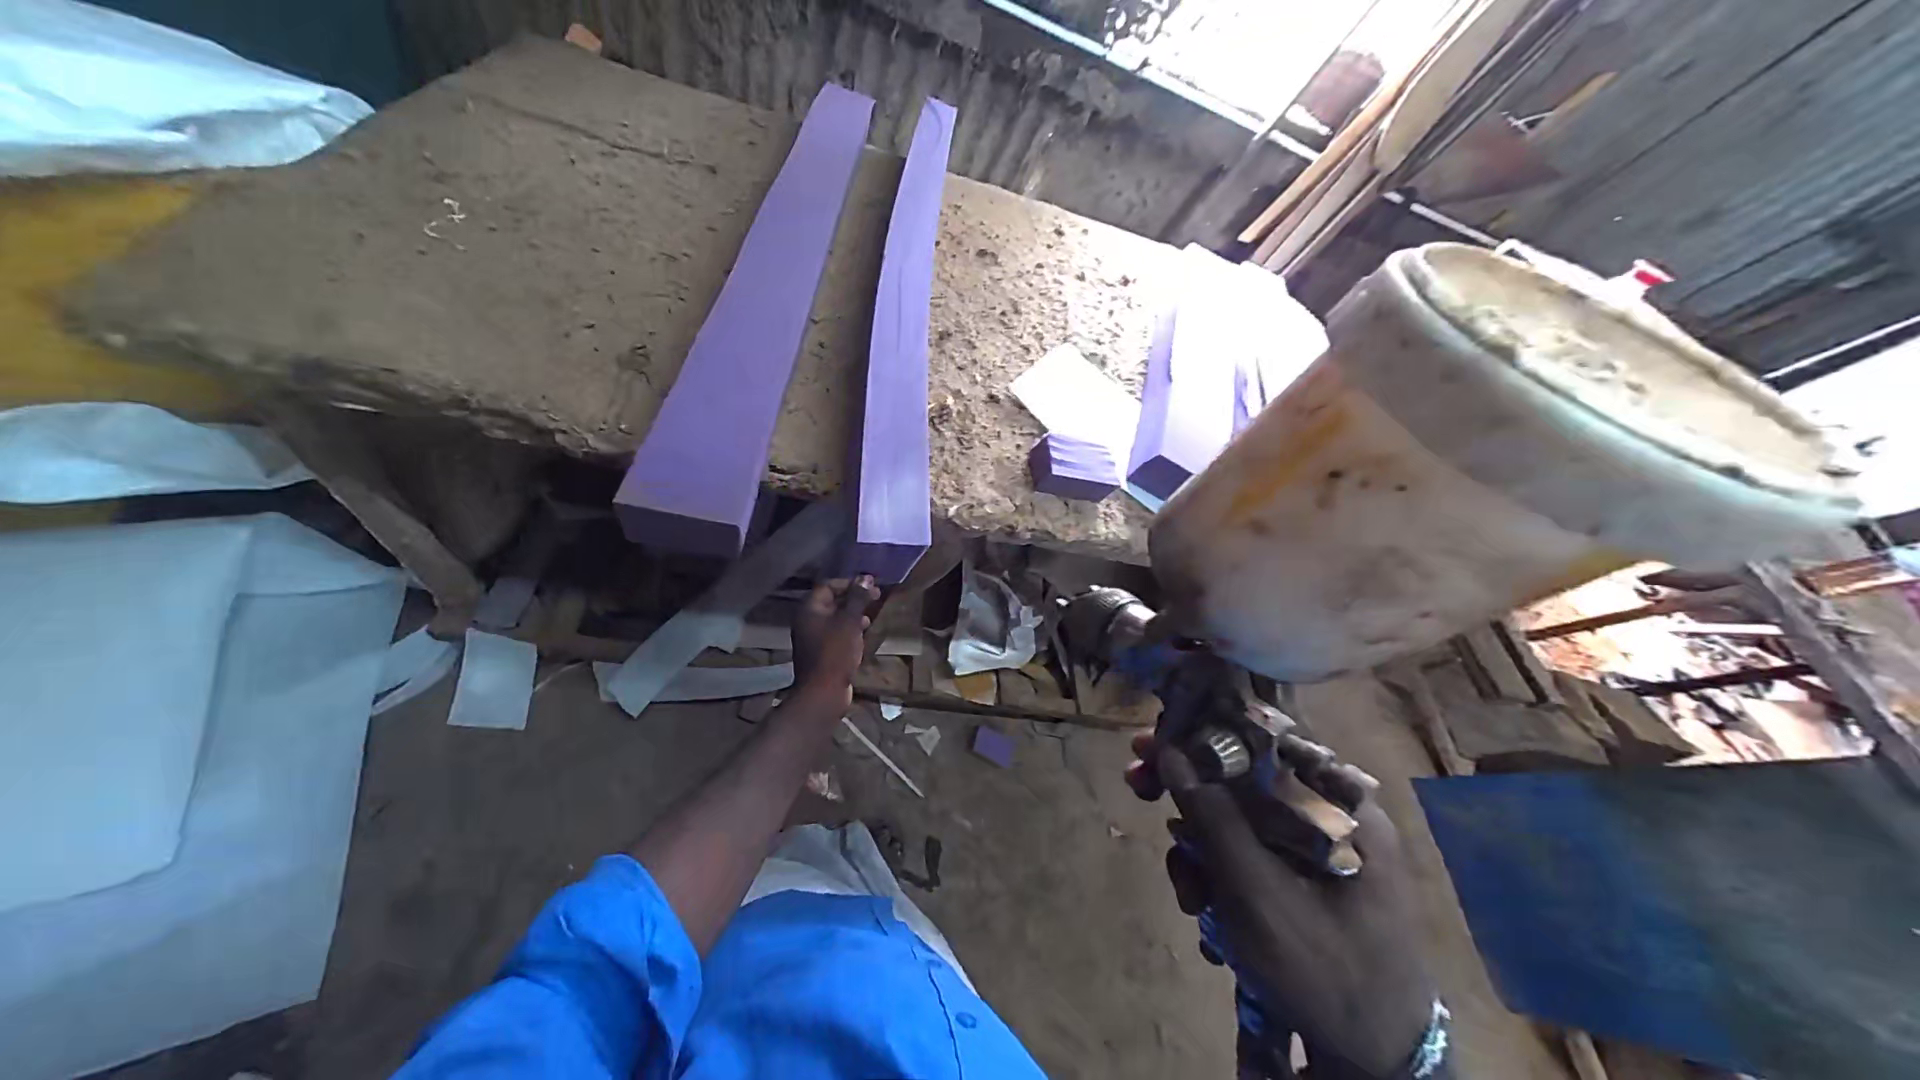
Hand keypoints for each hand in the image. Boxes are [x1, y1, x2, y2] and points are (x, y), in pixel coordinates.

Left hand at [792, 576, 876, 708]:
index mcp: (810, 609)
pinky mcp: (821, 652)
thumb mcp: (850, 621)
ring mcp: (813, 637)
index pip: (828, 585)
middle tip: (875, 598)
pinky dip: (849, 630)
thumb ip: (858, 598)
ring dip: (853, 615)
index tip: (870, 586)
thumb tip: (865, 577)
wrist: (823, 691)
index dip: (849, 583)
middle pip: (831, 601)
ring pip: (835, 618)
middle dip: (853, 598)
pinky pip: (836, 633)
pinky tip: (863, 634)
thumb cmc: (836, 652)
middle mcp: (807, 620)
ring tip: (871, 616)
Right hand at [1127, 733, 1436, 1077]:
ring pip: (1239, 821)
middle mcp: (1334, 817)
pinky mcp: (1304, 881)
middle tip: (1139, 788)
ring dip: (1200, 852)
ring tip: (1190, 900)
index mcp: (1343, 806)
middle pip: (1244, 780)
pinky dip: (1219, 877)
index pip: (1266, 740)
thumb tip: (1169, 750)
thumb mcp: (1257, 894)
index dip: (1204, 736)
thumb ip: (1212, 818)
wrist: (1375, 1068)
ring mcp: (1319, 851)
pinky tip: (1207, 914)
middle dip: (1191, 798)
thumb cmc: (1325, 974)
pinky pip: (1249, 855)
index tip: (1153, 743)